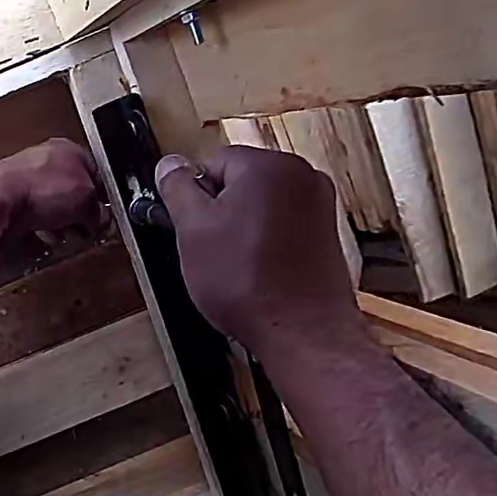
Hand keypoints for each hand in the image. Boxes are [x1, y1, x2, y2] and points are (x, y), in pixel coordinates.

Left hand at [0, 138, 104, 235]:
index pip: (97, 174)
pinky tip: (44, 234)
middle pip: (74, 192)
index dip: (105, 197)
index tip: (108, 216)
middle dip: (82, 213)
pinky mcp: (11, 198)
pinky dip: (41, 226)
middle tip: (87, 228)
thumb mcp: (86, 201)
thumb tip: (102, 220)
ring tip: (65, 234)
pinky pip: (34, 216)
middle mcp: (45, 160)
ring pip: (54, 206)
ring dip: (62, 223)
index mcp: (68, 149)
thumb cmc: (38, 189)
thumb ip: (100, 211)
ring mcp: (26, 179)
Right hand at [154, 145, 363, 352]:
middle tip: (206, 247)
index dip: (192, 195)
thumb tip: (170, 165)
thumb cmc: (246, 281)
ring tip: (231, 264)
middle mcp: (302, 177)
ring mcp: (319, 206)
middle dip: (217, 211)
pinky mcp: (326, 235)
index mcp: (269, 166)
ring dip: (239, 228)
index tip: (188, 224)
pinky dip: (263, 242)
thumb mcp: (192, 229)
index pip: (211, 162)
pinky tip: (253, 271)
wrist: (300, 333)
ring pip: (259, 205)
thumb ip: (176, 188)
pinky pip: (281, 226)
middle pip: (238, 181)